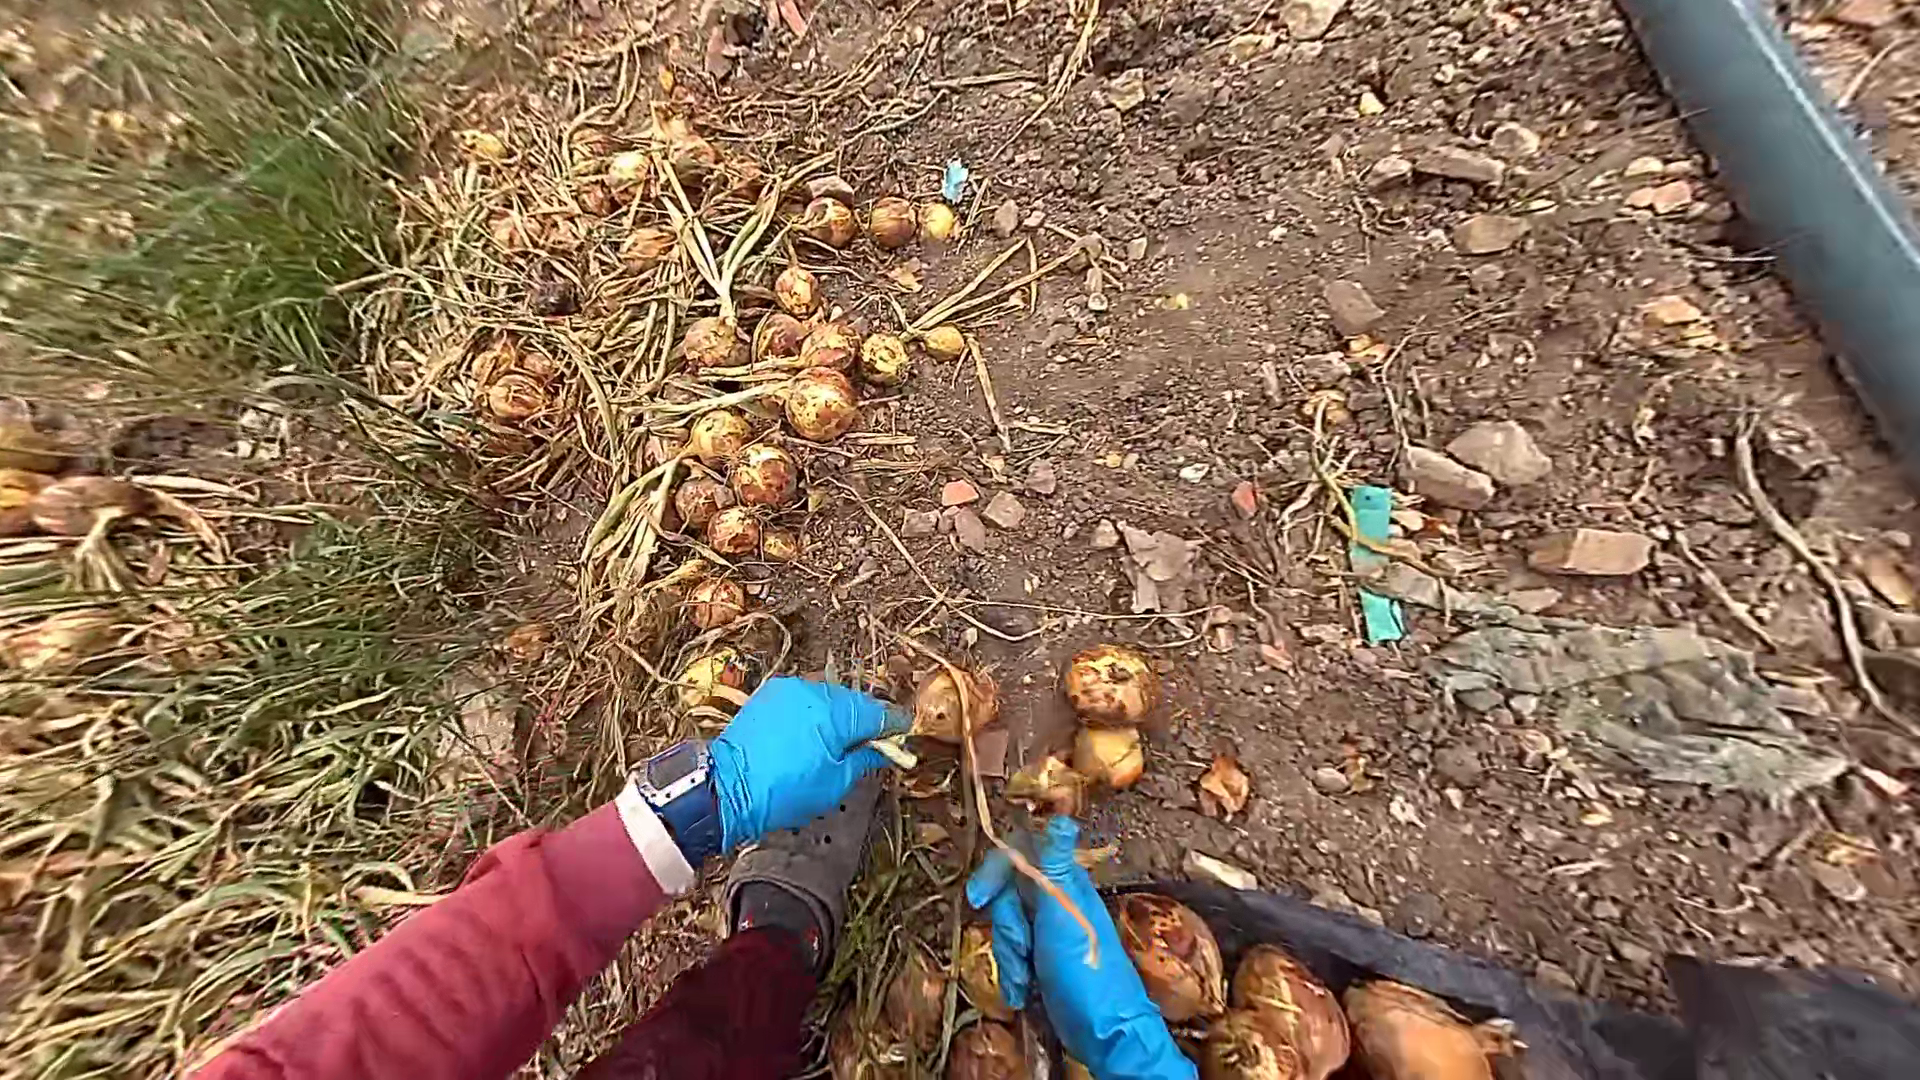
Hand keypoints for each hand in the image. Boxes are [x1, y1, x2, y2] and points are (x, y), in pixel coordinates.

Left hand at [710, 676, 903, 850]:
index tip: (903, 731)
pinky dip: (816, 710)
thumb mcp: (833, 784)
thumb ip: (864, 760)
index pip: (877, 713)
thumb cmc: (782, 791)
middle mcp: (816, 692)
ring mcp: (792, 688)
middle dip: (865, 720)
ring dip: (839, 714)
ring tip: (838, 740)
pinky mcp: (774, 692)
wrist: (725, 788)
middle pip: (854, 702)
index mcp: (835, 714)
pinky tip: (813, 731)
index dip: (893, 724)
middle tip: (872, 741)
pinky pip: (806, 697)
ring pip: (830, 697)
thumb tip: (882, 750)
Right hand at [965, 817, 1196, 1079]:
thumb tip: (1062, 815)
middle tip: (1021, 949)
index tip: (978, 897)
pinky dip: (1012, 971)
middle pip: (1006, 894)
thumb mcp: (1066, 911)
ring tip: (1025, 978)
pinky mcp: (1038, 957)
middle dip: (1006, 926)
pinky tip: (1023, 990)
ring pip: (1005, 925)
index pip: (1017, 856)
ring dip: (1009, 954)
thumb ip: (1056, 863)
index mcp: (1062, 879)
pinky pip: (1010, 951)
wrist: (1103, 1034)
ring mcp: (1045, 929)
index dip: (994, 872)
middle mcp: (1052, 897)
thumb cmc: (1086, 968)